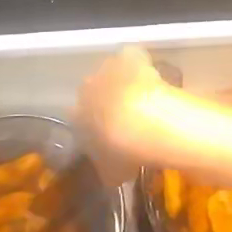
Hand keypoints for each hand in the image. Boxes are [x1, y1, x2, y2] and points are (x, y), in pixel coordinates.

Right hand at [73, 46, 170, 183]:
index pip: (79, 119)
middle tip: (128, 119)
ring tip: (144, 100)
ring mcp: (107, 69)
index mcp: (76, 115)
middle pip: (93, 93)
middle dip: (107, 103)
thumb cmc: (123, 150)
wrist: (145, 120)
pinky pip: (132, 59)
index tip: (110, 136)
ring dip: (123, 84)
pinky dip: (141, 66)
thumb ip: (108, 171)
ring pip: (112, 74)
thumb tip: (112, 176)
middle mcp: (85, 88)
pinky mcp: (130, 55)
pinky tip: (155, 80)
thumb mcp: (113, 171)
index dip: (95, 127)